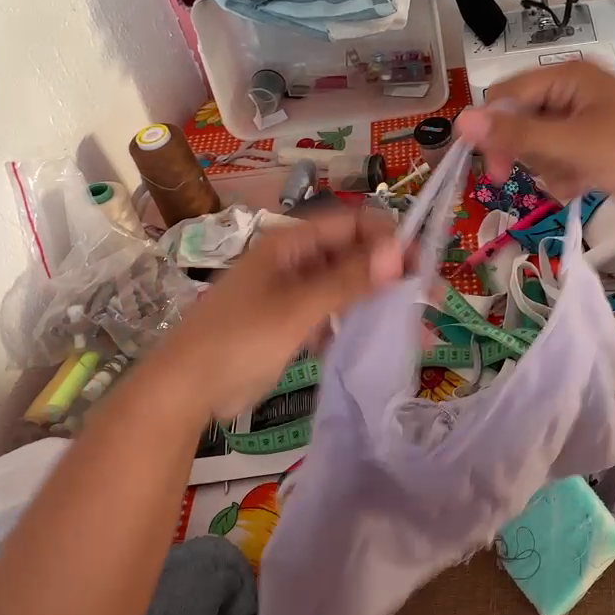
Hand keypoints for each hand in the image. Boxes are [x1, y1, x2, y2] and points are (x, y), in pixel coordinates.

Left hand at [160, 206, 399, 417]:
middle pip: (354, 255)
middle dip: (392, 273)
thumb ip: (349, 280)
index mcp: (291, 243)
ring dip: (381, 302)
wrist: (184, 391)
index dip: (388, 237)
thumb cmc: (238, 339)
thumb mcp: (298, 308)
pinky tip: (386, 344)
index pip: (352, 223)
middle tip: (429, 296)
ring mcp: (293, 294)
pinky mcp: (292, 325)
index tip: (422, 261)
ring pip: (348, 288)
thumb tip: (398, 251)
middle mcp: (295, 261)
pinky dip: (359, 326)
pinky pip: (334, 316)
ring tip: (418, 325)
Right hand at [455, 61, 614, 231]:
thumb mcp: (575, 144)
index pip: (508, 95)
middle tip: (515, 181)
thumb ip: (517, 134)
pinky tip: (579, 190)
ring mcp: (592, 125)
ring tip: (569, 181)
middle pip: (523, 121)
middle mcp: (578, 94)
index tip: (488, 167)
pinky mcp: (603, 153)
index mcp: (571, 77)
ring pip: (542, 146)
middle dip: (523, 152)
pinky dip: (565, 178)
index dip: (491, 129)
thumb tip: (460, 119)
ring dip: (546, 169)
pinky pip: (564, 162)